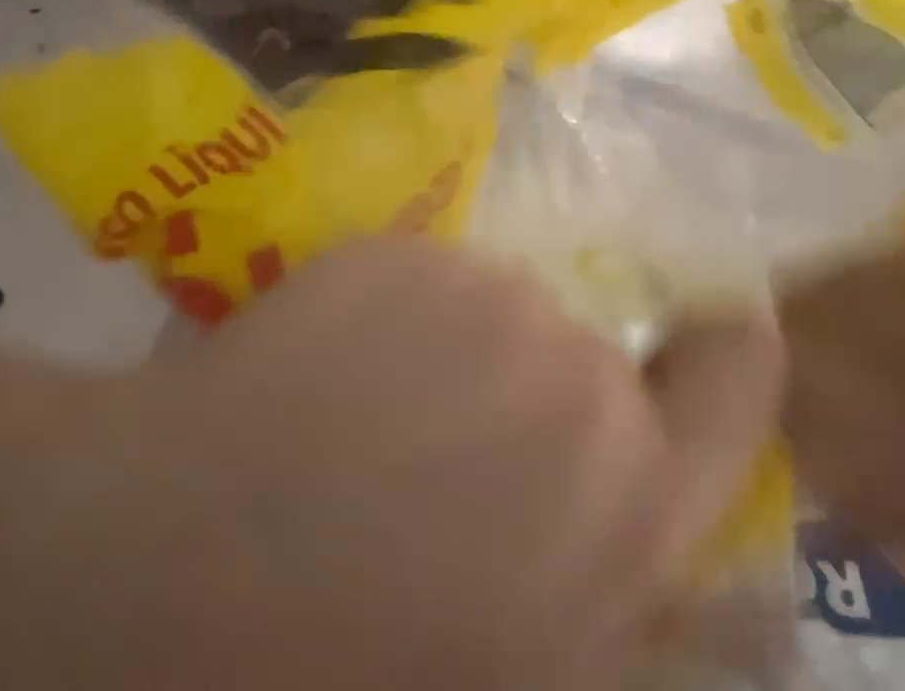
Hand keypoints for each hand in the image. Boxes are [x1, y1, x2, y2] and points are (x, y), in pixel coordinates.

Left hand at [120, 237, 782, 690]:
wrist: (168, 567)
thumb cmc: (346, 659)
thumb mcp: (524, 673)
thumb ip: (607, 592)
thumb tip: (634, 532)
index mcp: (631, 502)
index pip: (735, 386)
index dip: (728, 359)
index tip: (718, 333)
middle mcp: (581, 378)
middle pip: (592, 363)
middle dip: (542, 402)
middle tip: (449, 451)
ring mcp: (485, 299)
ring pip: (499, 316)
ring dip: (458, 356)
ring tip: (361, 423)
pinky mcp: (398, 255)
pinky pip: (423, 285)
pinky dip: (389, 321)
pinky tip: (316, 379)